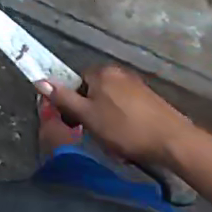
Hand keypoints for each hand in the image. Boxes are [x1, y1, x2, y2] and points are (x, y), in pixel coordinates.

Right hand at [40, 65, 201, 167]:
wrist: (170, 140)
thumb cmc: (125, 128)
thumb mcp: (88, 117)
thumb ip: (64, 98)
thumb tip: (40, 81)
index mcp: (102, 72)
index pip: (77, 81)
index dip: (73, 102)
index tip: (77, 122)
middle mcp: (119, 72)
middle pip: (93, 91)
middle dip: (91, 112)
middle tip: (95, 132)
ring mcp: (136, 84)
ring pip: (109, 102)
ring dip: (107, 120)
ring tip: (114, 139)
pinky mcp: (149, 98)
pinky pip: (125, 108)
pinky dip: (122, 122)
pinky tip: (129, 138)